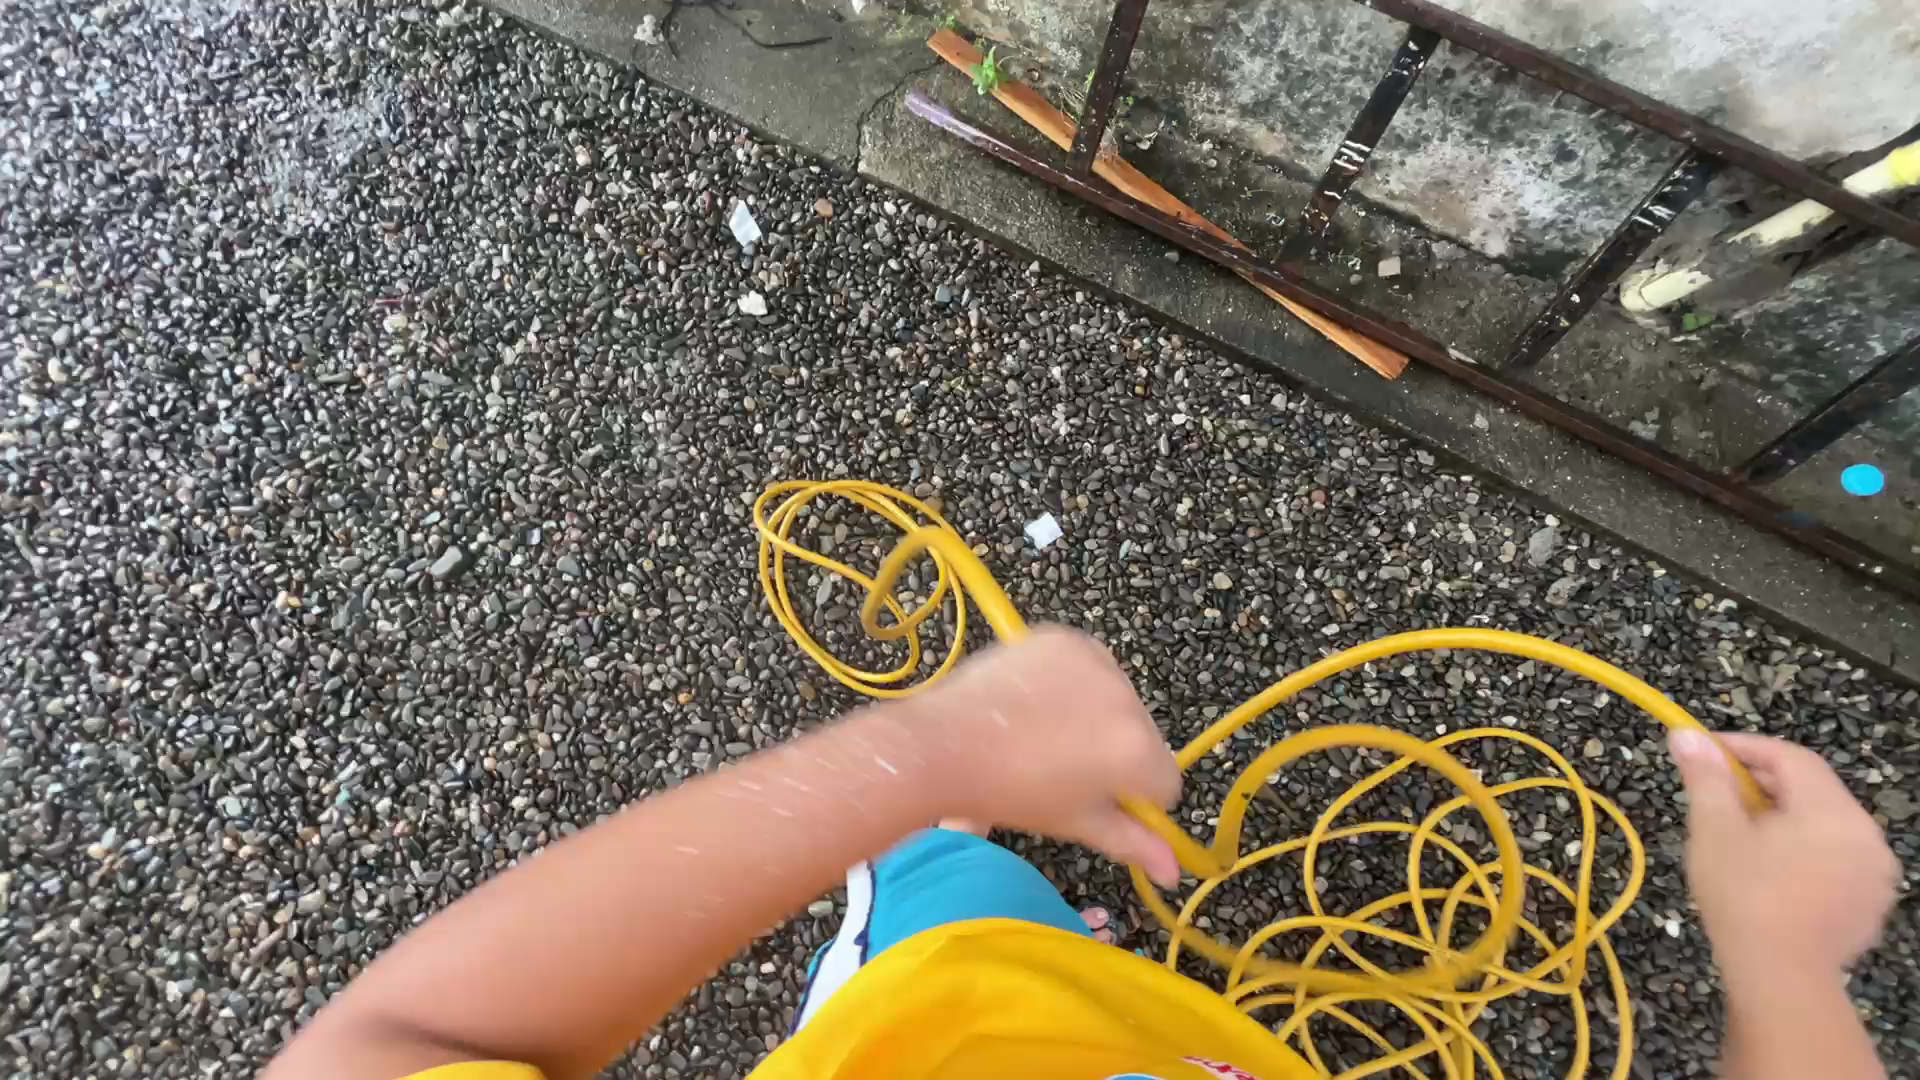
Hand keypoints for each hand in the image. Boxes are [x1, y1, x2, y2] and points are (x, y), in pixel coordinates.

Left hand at [890, 626, 1183, 884]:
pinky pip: (1089, 664)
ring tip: (1046, 732)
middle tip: (1065, 765)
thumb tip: (1172, 872)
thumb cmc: (1009, 791)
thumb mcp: (1074, 821)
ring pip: (1118, 698)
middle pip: (1144, 736)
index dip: (1134, 796)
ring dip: (1098, 714)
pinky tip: (1040, 699)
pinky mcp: (1064, 638)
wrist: (946, 742)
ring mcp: (1094, 662)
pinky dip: (1074, 680)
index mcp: (1136, 751)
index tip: (1096, 796)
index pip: (1166, 782)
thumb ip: (1132, 842)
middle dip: (1117, 752)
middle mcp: (1126, 699)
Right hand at [1669, 729, 1898, 980]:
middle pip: (1810, 789)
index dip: (1743, 746)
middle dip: (1756, 781)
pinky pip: (1830, 853)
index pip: (1792, 757)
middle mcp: (1867, 837)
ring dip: (1774, 813)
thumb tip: (1686, 734)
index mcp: (1834, 814)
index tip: (1698, 750)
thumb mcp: (1713, 826)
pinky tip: (1760, 865)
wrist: (1779, 968)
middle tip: (1707, 791)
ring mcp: (1875, 873)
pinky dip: (1795, 844)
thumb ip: (1705, 776)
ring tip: (1729, 829)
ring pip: (1820, 822)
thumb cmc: (1741, 889)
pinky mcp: (1869, 899)